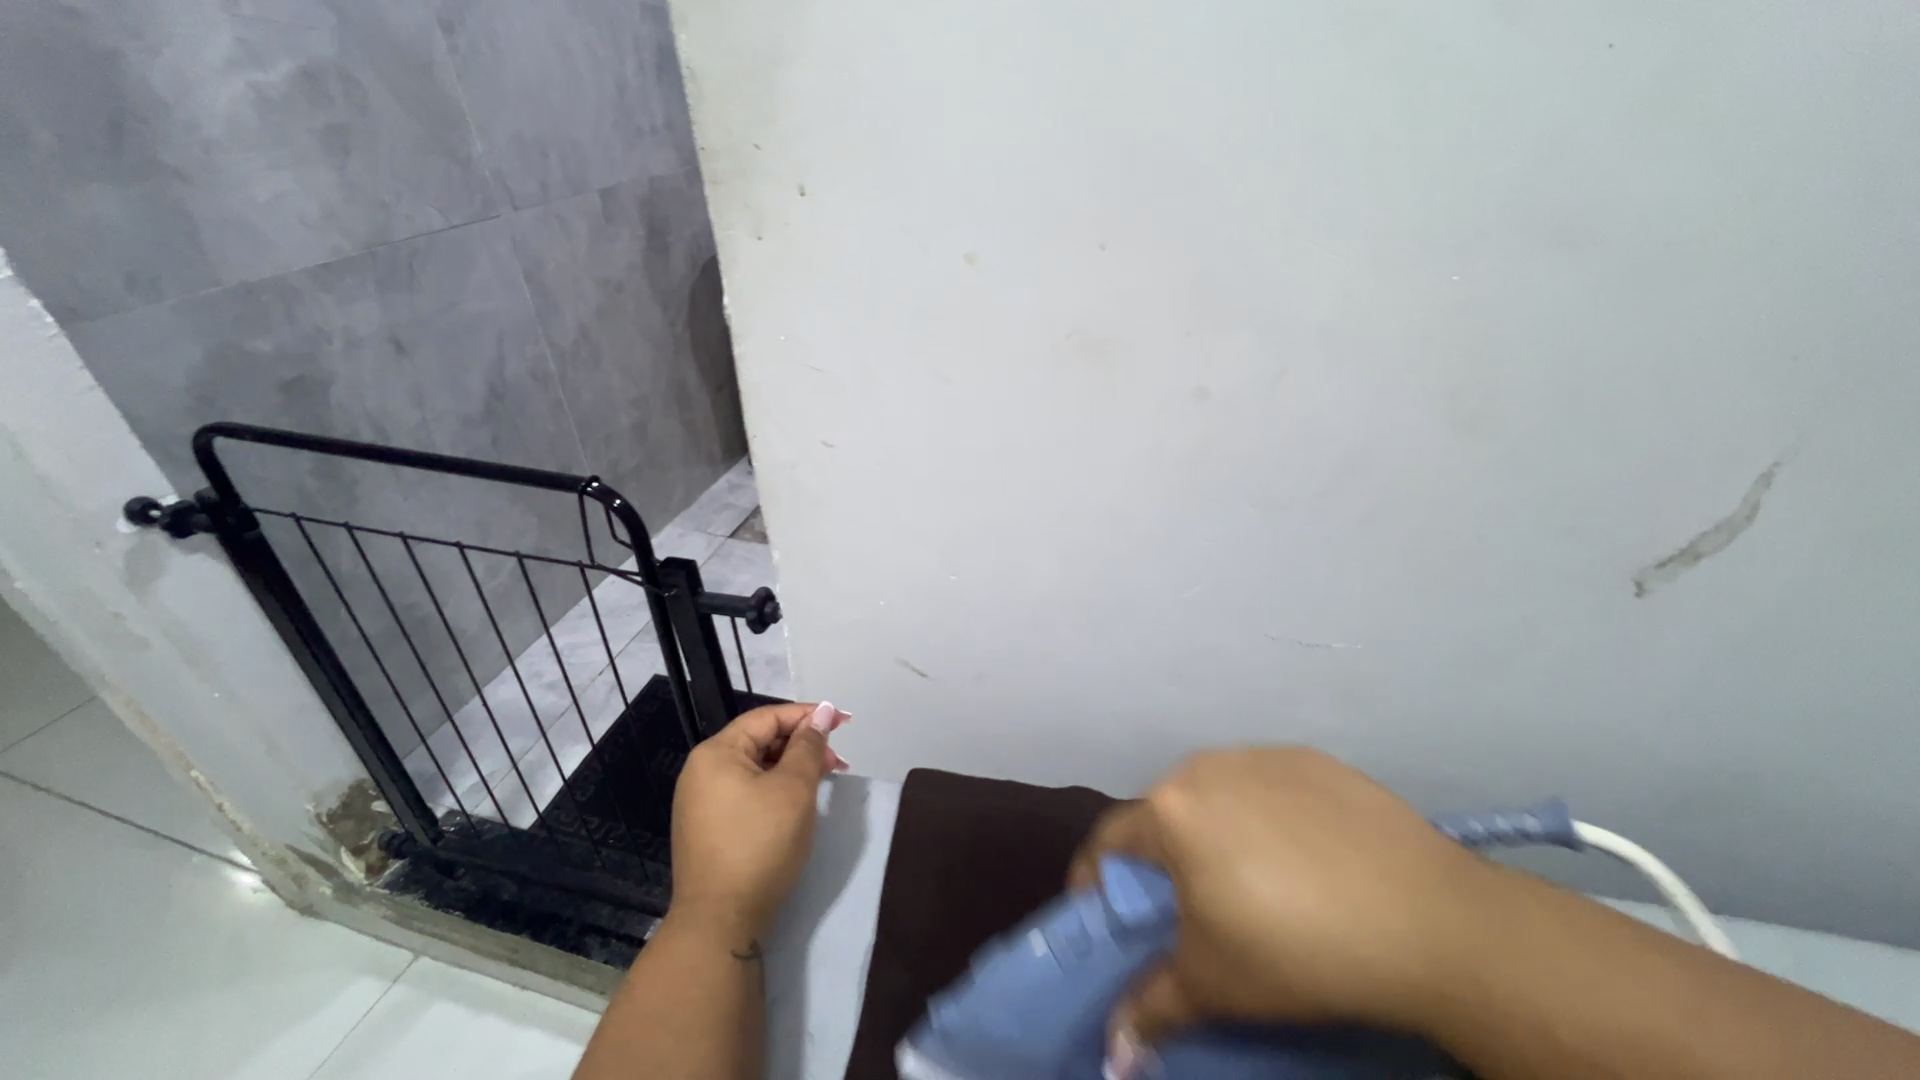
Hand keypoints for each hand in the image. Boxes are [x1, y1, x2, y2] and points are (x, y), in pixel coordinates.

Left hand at [668, 703, 837, 944]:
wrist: (719, 920)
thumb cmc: (760, 844)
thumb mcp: (794, 789)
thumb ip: (808, 746)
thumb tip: (820, 713)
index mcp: (716, 753)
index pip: (767, 717)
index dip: (807, 715)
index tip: (844, 722)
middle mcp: (701, 771)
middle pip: (759, 741)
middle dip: (802, 744)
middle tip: (838, 761)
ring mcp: (700, 802)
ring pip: (754, 768)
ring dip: (791, 768)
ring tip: (823, 781)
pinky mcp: (707, 828)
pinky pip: (746, 792)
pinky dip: (774, 789)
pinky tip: (796, 803)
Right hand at [1070, 748, 1501, 1049]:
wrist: (1429, 921)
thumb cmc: (1298, 951)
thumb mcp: (1214, 986)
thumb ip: (1151, 1008)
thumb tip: (1114, 1054)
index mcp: (1171, 811)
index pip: (1109, 841)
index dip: (1096, 882)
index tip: (1105, 917)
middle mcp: (1207, 768)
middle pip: (1163, 815)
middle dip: (1162, 860)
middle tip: (1186, 910)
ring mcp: (1264, 758)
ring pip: (1217, 796)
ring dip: (1214, 833)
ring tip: (1250, 884)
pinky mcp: (1314, 760)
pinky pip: (1268, 787)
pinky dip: (1266, 817)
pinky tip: (1303, 859)